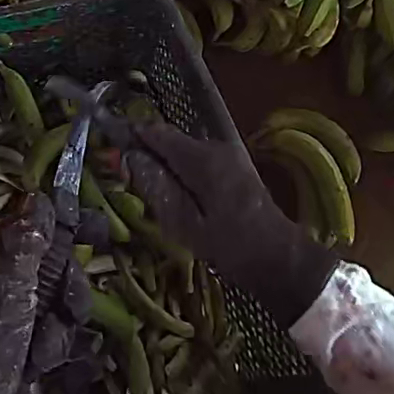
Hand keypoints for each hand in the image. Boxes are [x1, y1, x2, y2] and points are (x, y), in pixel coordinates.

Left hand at [0, 194, 53, 393]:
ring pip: (65, 300)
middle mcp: (9, 274)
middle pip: (62, 260)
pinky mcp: (24, 342)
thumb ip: (25, 242)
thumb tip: (40, 193)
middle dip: (70, 287)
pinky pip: (57, 333)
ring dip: (60, 327)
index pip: (41, 217)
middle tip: (66, 306)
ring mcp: (17, 310)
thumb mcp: (3, 288)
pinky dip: (53, 349)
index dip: (72, 218)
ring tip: (40, 351)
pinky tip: (37, 367)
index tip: (103, 231)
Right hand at [124, 121, 337, 327]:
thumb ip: (157, 187)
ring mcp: (228, 155)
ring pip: (184, 151)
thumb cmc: (231, 246)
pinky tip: (177, 194)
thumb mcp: (185, 223)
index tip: (112, 143)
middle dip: (148, 152)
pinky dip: (183, 170)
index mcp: (201, 158)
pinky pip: (198, 160)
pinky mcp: (234, 167)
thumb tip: (131, 157)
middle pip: (171, 140)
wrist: (281, 260)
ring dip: (166, 163)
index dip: (132, 134)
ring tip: (149, 188)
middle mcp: (214, 147)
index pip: (157, 132)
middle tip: (127, 175)